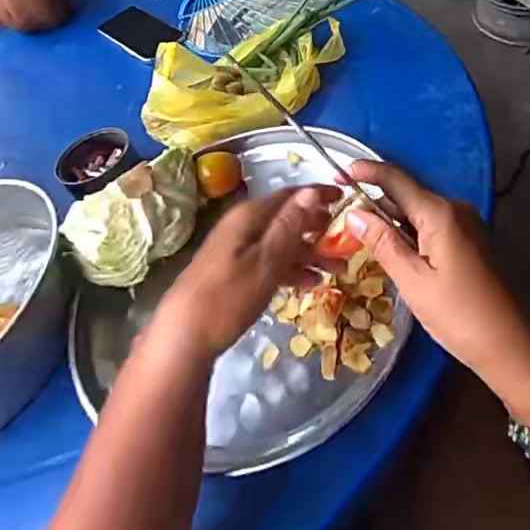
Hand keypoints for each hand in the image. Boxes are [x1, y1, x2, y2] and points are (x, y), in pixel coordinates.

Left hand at [153, 185, 340, 359]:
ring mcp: (237, 248)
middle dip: (319, 228)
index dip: (320, 195)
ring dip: (310, 252)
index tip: (346, 197)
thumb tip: (312, 190)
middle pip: (288, 217)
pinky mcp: (234, 270)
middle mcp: (244, 225)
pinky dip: (291, 267)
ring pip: (281, 241)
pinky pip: (270, 260)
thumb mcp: (266, 260)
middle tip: (346, 241)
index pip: (292, 195)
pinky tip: (310, 283)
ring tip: (336, 269)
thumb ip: (290, 225)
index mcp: (251, 216)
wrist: (182, 339)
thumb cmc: (228, 297)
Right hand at [342, 162, 529, 417]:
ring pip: (419, 212)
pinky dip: (409, 233)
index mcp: (440, 213)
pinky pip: (433, 226)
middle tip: (339, 216)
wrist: (515, 344)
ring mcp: (466, 224)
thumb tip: (355, 213)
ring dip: (390, 220)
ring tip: (357, 234)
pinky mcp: (471, 240)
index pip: (396, 180)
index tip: (339, 172)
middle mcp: (455, 209)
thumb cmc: (461, 315)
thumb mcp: (414, 282)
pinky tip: (392, 249)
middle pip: (407, 195)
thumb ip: (383, 244)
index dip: (366, 172)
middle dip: (374, 202)